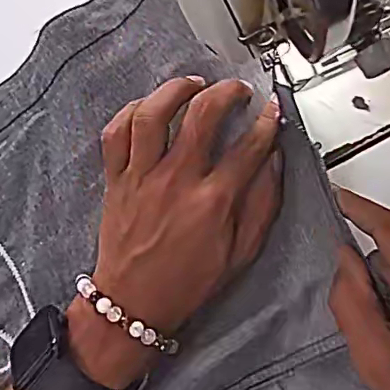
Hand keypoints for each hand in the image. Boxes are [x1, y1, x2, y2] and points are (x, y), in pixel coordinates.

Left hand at [71, 77, 281, 388]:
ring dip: (175, 90)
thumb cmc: (185, 282)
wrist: (134, 304)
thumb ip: (263, 205)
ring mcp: (142, 178)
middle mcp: (176, 182)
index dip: (266, 121)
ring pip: (153, 115)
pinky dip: (130, 112)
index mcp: (212, 202)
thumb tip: (274, 163)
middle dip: (227, 92)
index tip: (272, 111)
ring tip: (193, 85)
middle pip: (202, 116)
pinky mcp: (116, 180)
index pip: (248, 146)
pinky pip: (115, 133)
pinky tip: (148, 107)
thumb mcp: (240, 253)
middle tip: (237, 91)